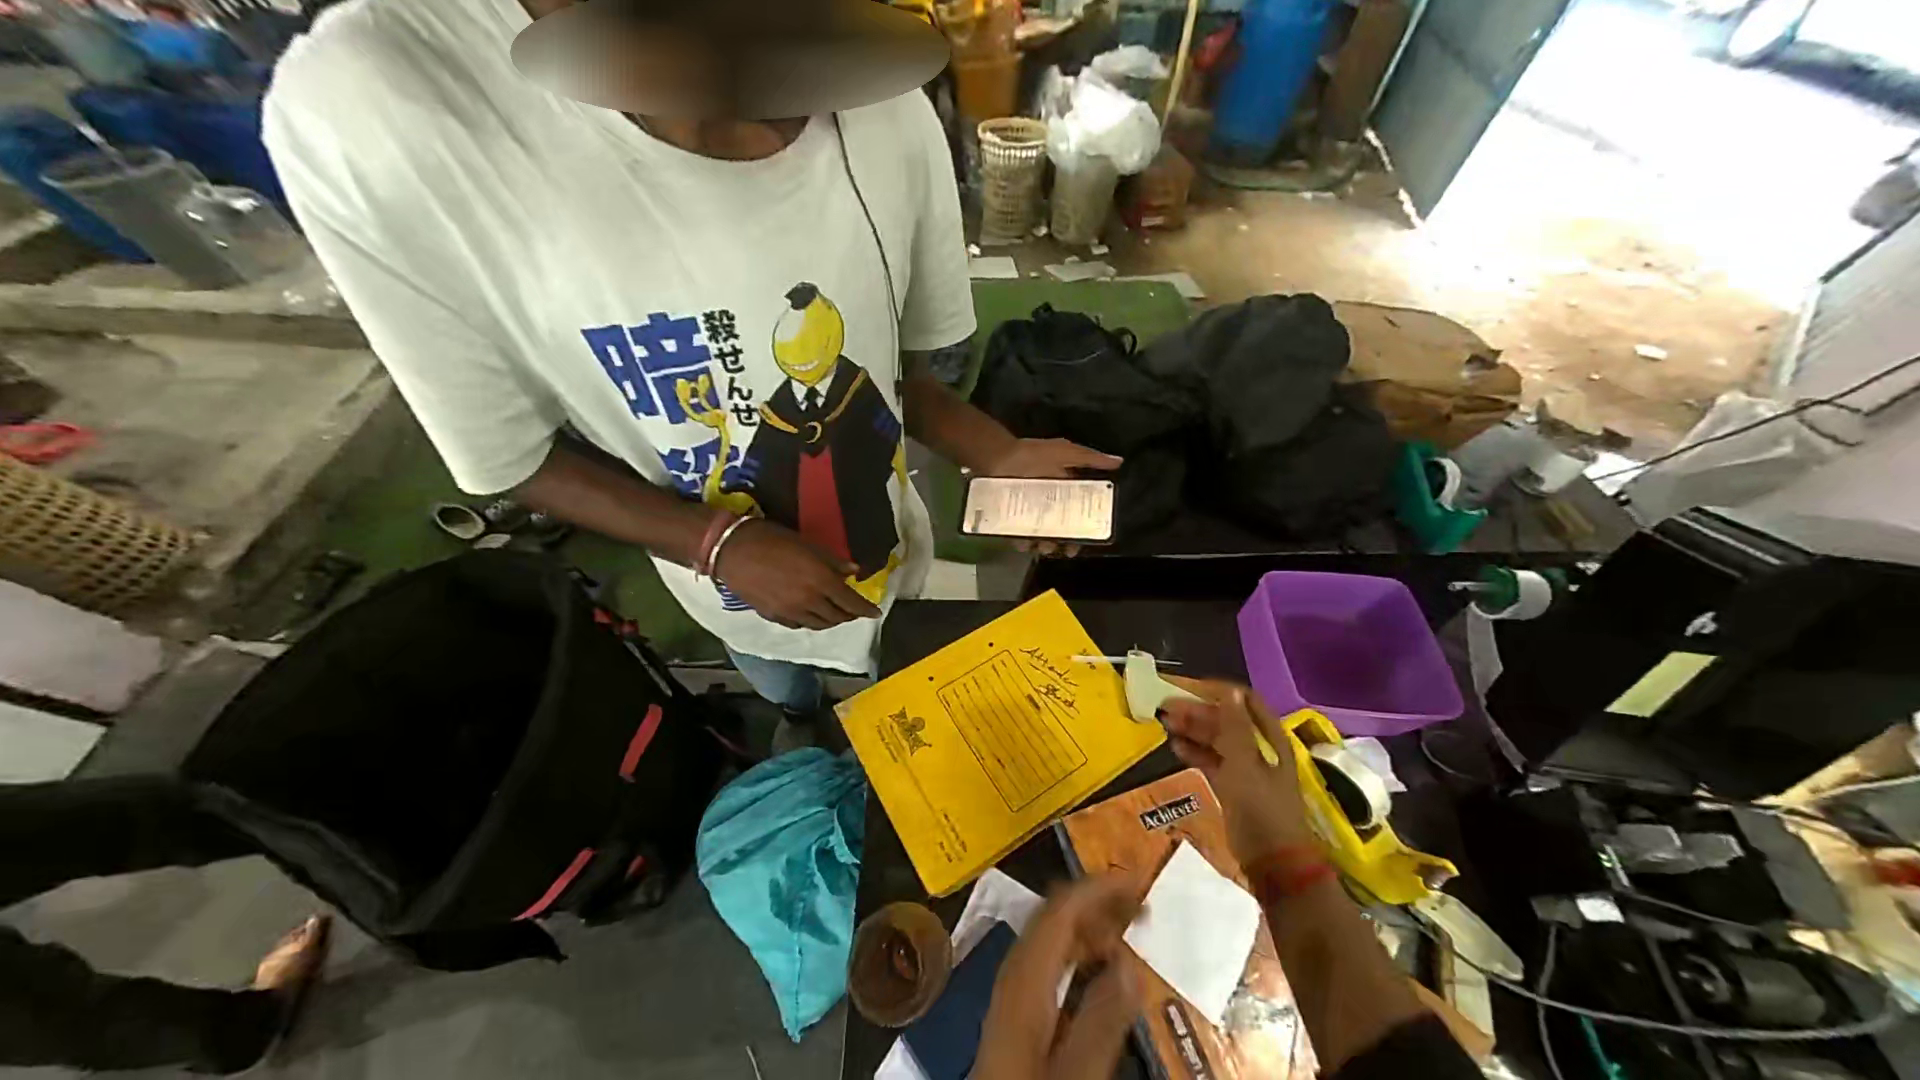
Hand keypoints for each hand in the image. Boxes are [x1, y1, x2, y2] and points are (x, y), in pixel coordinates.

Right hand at [712, 519, 880, 629]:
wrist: (731, 550)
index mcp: (821, 581)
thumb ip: (832, 560)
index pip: (851, 602)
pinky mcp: (773, 616)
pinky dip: (811, 622)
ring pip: (819, 625)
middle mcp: (809, 602)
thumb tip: (853, 570)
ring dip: (832, 621)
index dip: (865, 610)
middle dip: (850, 615)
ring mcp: (790, 612)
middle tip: (855, 609)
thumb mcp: (808, 544)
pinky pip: (799, 625)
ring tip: (836, 613)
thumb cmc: (772, 538)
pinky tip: (811, 615)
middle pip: (837, 617)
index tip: (876, 613)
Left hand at [974, 876, 1141, 1079]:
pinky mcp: (1018, 1006)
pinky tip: (1102, 967)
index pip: (1060, 909)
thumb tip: (1127, 961)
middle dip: (1098, 901)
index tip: (1138, 881)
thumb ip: (1100, 1019)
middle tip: (1143, 903)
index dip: (1098, 888)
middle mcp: (1016, 970)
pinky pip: (1052, 958)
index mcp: (1025, 977)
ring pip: (1053, 935)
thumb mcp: (1073, 1072)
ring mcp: (1014, 987)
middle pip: (1055, 915)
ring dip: (1091, 924)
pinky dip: (1080, 949)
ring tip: (1130, 928)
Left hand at [980, 438, 1123, 556]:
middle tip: (1064, 549)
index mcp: (1064, 493)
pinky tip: (1025, 544)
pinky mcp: (1010, 520)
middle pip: (1060, 532)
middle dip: (1064, 544)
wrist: (998, 455)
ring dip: (1044, 546)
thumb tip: (1119, 462)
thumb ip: (1090, 459)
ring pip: (1040, 538)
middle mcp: (1048, 506)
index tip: (1087, 540)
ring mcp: (1028, 514)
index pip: (1079, 516)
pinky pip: (1017, 537)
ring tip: (1044, 547)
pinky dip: (1021, 543)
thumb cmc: (1034, 454)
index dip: (1084, 530)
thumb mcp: (1065, 453)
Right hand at [1161, 680, 1316, 867]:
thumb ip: (1234, 727)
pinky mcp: (1231, 786)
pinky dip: (1194, 752)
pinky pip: (1210, 760)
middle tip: (1166, 708)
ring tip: (1166, 724)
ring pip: (1215, 739)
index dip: (1216, 691)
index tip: (1185, 689)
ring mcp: (1244, 767)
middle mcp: (1257, 747)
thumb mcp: (1245, 764)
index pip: (1242, 701)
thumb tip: (1229, 691)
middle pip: (1225, 719)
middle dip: (1196, 711)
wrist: (1272, 861)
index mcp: (1268, 738)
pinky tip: (1176, 747)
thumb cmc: (1261, 808)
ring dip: (1192, 729)